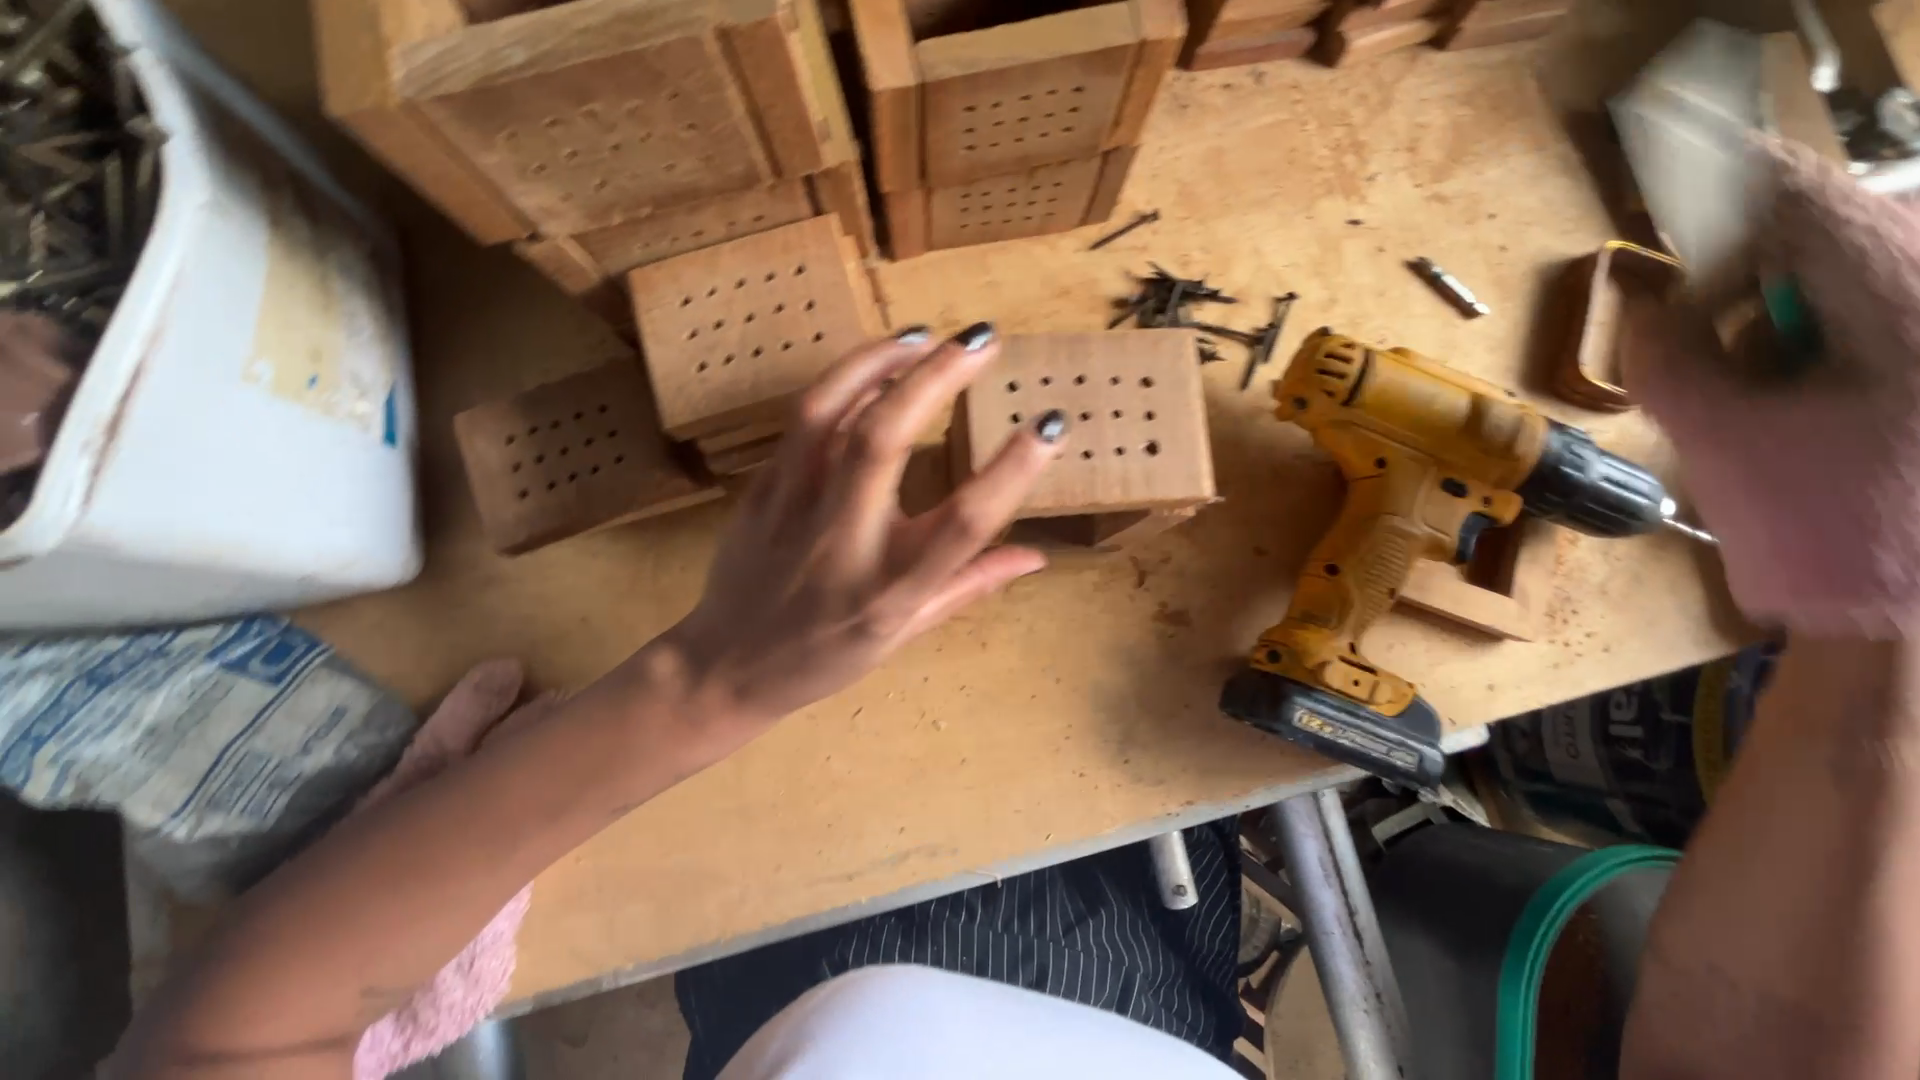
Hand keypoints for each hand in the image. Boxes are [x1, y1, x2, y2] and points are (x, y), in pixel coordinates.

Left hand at [655, 323, 1069, 731]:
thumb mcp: (904, 637)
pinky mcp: (760, 493)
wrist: (726, 668)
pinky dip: (843, 384)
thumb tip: (1036, 556)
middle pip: (885, 443)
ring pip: (831, 416)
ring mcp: (793, 514)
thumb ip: (969, 587)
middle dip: (937, 378)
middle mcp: (843, 545)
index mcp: (891, 591)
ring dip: (880, 363)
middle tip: (981, 338)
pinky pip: (802, 424)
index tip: (1048, 424)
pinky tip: (876, 365)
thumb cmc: (825, 657)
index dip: (1013, 470)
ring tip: (924, 335)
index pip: (962, 523)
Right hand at [1626, 142, 1919, 636]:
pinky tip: (1806, 389)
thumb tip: (1650, 307)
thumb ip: (1671, 358)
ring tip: (1763, 379)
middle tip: (1707, 325)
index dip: (1728, 181)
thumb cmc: (1827, 534)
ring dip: (1793, 305)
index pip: (1807, 199)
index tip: (1668, 175)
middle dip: (1758, 266)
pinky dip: (1830, 331)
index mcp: (1906, 303)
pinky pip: (1888, 308)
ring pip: (1867, 267)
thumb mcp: (1722, 442)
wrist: (1918, 621)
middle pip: (1842, 227)